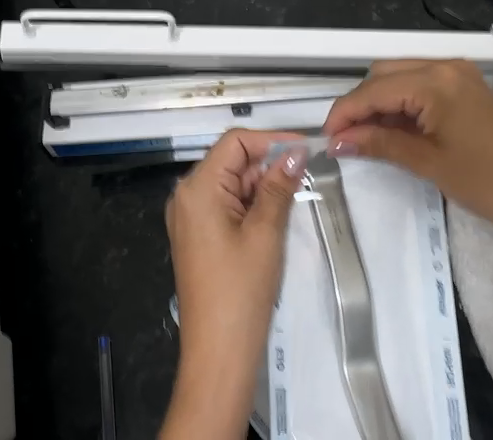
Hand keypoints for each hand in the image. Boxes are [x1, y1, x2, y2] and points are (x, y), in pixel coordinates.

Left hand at [160, 129, 304, 439]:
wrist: (218, 352)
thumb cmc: (241, 290)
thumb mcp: (265, 233)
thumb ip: (278, 187)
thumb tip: (296, 152)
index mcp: (196, 188)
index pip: (234, 142)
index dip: (271, 140)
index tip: (306, 148)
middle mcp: (186, 195)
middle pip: (231, 160)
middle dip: (268, 164)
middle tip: (306, 177)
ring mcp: (189, 217)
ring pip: (230, 183)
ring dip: (262, 186)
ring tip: (294, 199)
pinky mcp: (197, 236)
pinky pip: (225, 204)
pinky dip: (250, 204)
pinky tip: (274, 216)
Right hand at [323, 59, 492, 230]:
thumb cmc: (484, 182)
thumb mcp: (425, 162)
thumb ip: (377, 143)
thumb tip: (336, 141)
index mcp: (435, 82)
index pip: (374, 89)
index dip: (345, 112)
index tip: (326, 137)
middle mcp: (446, 66)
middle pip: (384, 74)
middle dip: (361, 103)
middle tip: (345, 138)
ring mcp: (459, 74)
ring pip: (401, 76)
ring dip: (380, 102)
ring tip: (366, 137)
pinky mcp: (467, 86)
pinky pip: (421, 83)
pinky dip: (402, 102)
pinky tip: (394, 129)